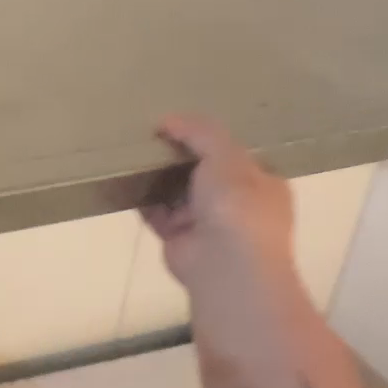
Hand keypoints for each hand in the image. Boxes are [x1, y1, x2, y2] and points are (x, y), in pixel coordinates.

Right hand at [139, 114, 296, 294]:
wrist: (224, 267)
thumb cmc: (237, 206)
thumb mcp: (226, 156)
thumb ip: (200, 132)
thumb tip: (168, 120)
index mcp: (262, 184)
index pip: (236, 154)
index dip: (209, 137)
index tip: (181, 123)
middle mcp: (239, 204)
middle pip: (203, 170)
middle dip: (179, 155)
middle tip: (151, 134)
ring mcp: (209, 223)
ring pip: (178, 190)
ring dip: (158, 175)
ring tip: (132, 149)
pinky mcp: (179, 237)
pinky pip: (156, 210)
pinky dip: (142, 198)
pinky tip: (125, 178)